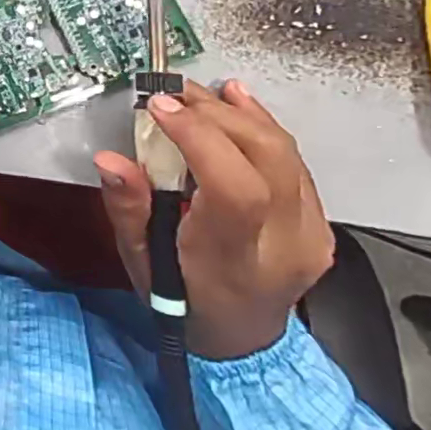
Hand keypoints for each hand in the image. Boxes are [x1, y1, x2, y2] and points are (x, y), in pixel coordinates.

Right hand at [94, 80, 335, 360]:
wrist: (239, 335)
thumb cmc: (182, 300)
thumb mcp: (139, 260)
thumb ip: (127, 208)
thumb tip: (111, 160)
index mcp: (234, 261)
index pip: (235, 188)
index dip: (199, 138)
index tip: (160, 108)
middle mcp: (285, 245)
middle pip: (267, 158)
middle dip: (214, 114)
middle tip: (170, 95)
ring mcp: (312, 231)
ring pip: (285, 151)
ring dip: (235, 113)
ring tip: (193, 94)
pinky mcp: (319, 218)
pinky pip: (294, 159)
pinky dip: (259, 124)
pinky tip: (232, 102)